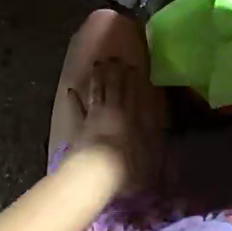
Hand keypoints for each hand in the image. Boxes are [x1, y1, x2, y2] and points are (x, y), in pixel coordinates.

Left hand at [63, 59, 162, 191]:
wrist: (94, 174)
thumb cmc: (126, 167)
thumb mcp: (150, 154)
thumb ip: (155, 136)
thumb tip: (161, 123)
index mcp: (130, 116)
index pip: (133, 93)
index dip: (133, 79)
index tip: (133, 66)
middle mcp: (112, 112)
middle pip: (113, 87)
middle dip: (114, 71)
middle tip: (114, 57)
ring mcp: (93, 118)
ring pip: (95, 92)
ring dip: (96, 78)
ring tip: (97, 64)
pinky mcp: (78, 127)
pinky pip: (76, 111)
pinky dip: (73, 101)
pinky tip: (70, 90)